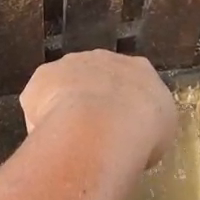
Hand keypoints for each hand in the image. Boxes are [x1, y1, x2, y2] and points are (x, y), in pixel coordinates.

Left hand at [20, 51, 176, 168]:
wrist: (103, 127)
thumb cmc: (142, 134)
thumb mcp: (160, 133)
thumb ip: (145, 125)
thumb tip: (132, 134)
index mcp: (140, 70)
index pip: (132, 83)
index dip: (124, 106)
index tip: (120, 128)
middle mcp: (105, 58)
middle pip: (96, 78)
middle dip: (92, 102)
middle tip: (91, 134)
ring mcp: (71, 63)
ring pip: (65, 86)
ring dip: (64, 107)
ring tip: (67, 140)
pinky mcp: (43, 75)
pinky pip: (40, 98)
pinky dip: (40, 117)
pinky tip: (49, 138)